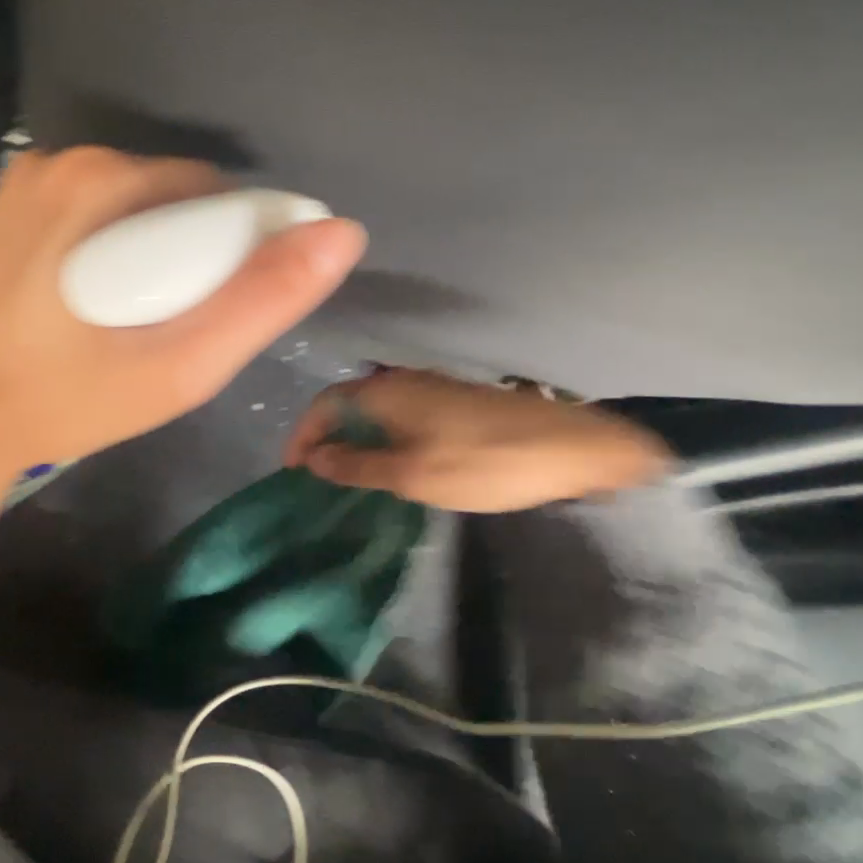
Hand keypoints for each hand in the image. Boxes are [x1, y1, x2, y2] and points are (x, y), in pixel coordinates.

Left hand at [0, 147, 366, 482]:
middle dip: (183, 251)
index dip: (230, 245)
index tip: (217, 308)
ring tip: (127, 328)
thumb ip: (262, 299)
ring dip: (140, 255)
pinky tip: (82, 316)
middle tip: (168, 330)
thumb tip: (341, 231)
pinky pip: (73, 223)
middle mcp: (53, 165)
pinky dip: (96, 255)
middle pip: (160, 197)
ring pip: (117, 210)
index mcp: (99, 179)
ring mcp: (13, 192)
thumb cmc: (62, 399)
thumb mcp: (178, 364)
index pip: (206, 191)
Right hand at [282, 368, 671, 511]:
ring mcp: (429, 390)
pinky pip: (399, 418)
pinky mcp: (452, 404)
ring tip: (345, 481)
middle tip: (315, 480)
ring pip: (374, 412)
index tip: (292, 472)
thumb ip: (358, 466)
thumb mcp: (413, 474)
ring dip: (354, 442)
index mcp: (384, 392)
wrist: (570, 448)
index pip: (322, 404)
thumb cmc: (484, 463)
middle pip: (346, 405)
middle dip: (324, 439)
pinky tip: (388, 470)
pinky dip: (382, 441)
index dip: (301, 436)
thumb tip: (316, 459)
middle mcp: (401, 382)